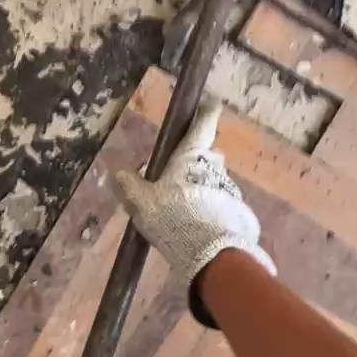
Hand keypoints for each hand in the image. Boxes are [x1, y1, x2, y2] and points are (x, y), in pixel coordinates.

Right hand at [113, 101, 274, 324]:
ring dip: (201, 188)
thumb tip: (118, 170)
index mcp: (192, 155)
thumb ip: (129, 184)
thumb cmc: (173, 216)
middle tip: (175, 176)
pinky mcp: (238, 211)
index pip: (204, 123)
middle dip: (194, 160)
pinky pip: (220, 204)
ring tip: (182, 210)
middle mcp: (214, 166)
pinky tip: (196, 227)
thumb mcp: (142, 201)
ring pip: (212, 181)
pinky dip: (210, 210)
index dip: (206, 112)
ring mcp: (230, 188)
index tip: (209, 104)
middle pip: (206, 154)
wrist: (210, 251)